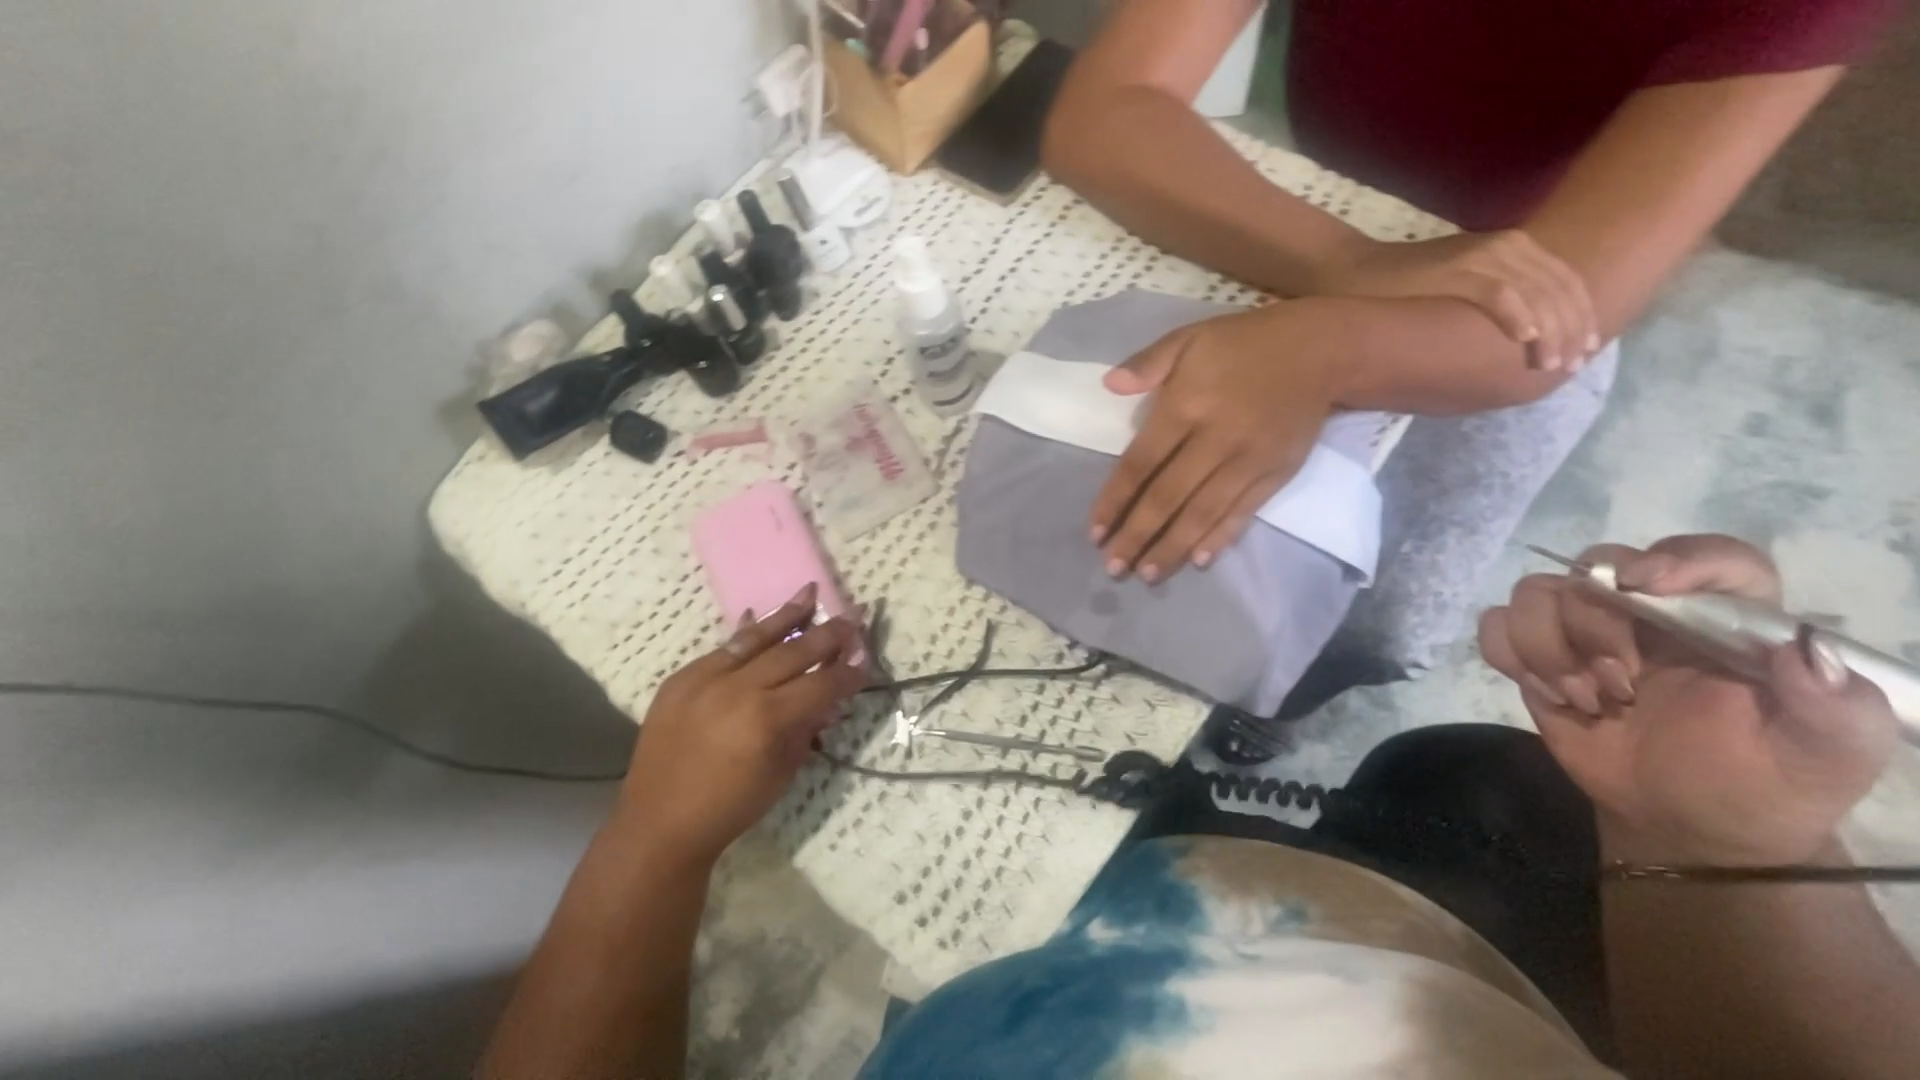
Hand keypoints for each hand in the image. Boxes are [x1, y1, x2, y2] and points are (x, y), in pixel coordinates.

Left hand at [617, 584, 866, 869]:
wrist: (660, 823)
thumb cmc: (730, 807)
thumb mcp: (781, 772)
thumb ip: (805, 728)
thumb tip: (827, 699)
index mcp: (766, 720)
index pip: (820, 685)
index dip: (846, 673)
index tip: (864, 660)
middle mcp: (737, 690)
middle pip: (792, 652)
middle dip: (827, 635)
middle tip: (852, 617)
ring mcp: (704, 680)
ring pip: (753, 639)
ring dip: (785, 617)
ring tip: (809, 594)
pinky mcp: (680, 679)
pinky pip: (720, 650)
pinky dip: (744, 636)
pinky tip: (758, 618)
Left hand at [1089, 300, 1342, 581]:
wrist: (1322, 350)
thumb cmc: (1244, 344)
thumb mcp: (1189, 338)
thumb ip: (1147, 364)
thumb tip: (1109, 387)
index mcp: (1186, 407)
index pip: (1140, 464)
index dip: (1115, 501)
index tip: (1095, 531)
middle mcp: (1215, 440)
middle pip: (1167, 498)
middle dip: (1137, 536)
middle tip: (1114, 567)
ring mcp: (1248, 461)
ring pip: (1202, 513)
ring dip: (1172, 548)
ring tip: (1148, 575)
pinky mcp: (1276, 474)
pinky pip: (1242, 513)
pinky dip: (1219, 539)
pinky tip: (1199, 562)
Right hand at [1316, 231, 1599, 372]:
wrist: (1350, 272)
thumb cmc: (1400, 286)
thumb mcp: (1457, 281)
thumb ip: (1492, 295)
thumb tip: (1523, 333)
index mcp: (1510, 247)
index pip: (1563, 280)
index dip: (1582, 315)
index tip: (1586, 349)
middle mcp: (1503, 246)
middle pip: (1557, 288)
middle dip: (1573, 328)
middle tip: (1574, 364)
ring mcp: (1478, 257)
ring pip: (1536, 293)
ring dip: (1552, 330)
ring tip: (1553, 363)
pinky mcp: (1454, 272)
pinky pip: (1499, 294)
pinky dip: (1518, 317)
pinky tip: (1527, 340)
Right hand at [1478, 534, 1899, 865]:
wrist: (1686, 825)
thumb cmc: (1761, 786)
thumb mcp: (1826, 758)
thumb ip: (1835, 707)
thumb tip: (1803, 649)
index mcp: (1728, 620)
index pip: (1715, 558)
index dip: (1680, 558)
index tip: (1647, 585)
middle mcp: (1652, 612)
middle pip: (1598, 569)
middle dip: (1596, 625)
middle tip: (1620, 685)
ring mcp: (1585, 631)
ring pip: (1535, 592)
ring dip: (1549, 648)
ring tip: (1585, 698)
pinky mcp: (1538, 657)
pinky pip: (1496, 625)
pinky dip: (1510, 655)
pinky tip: (1548, 694)